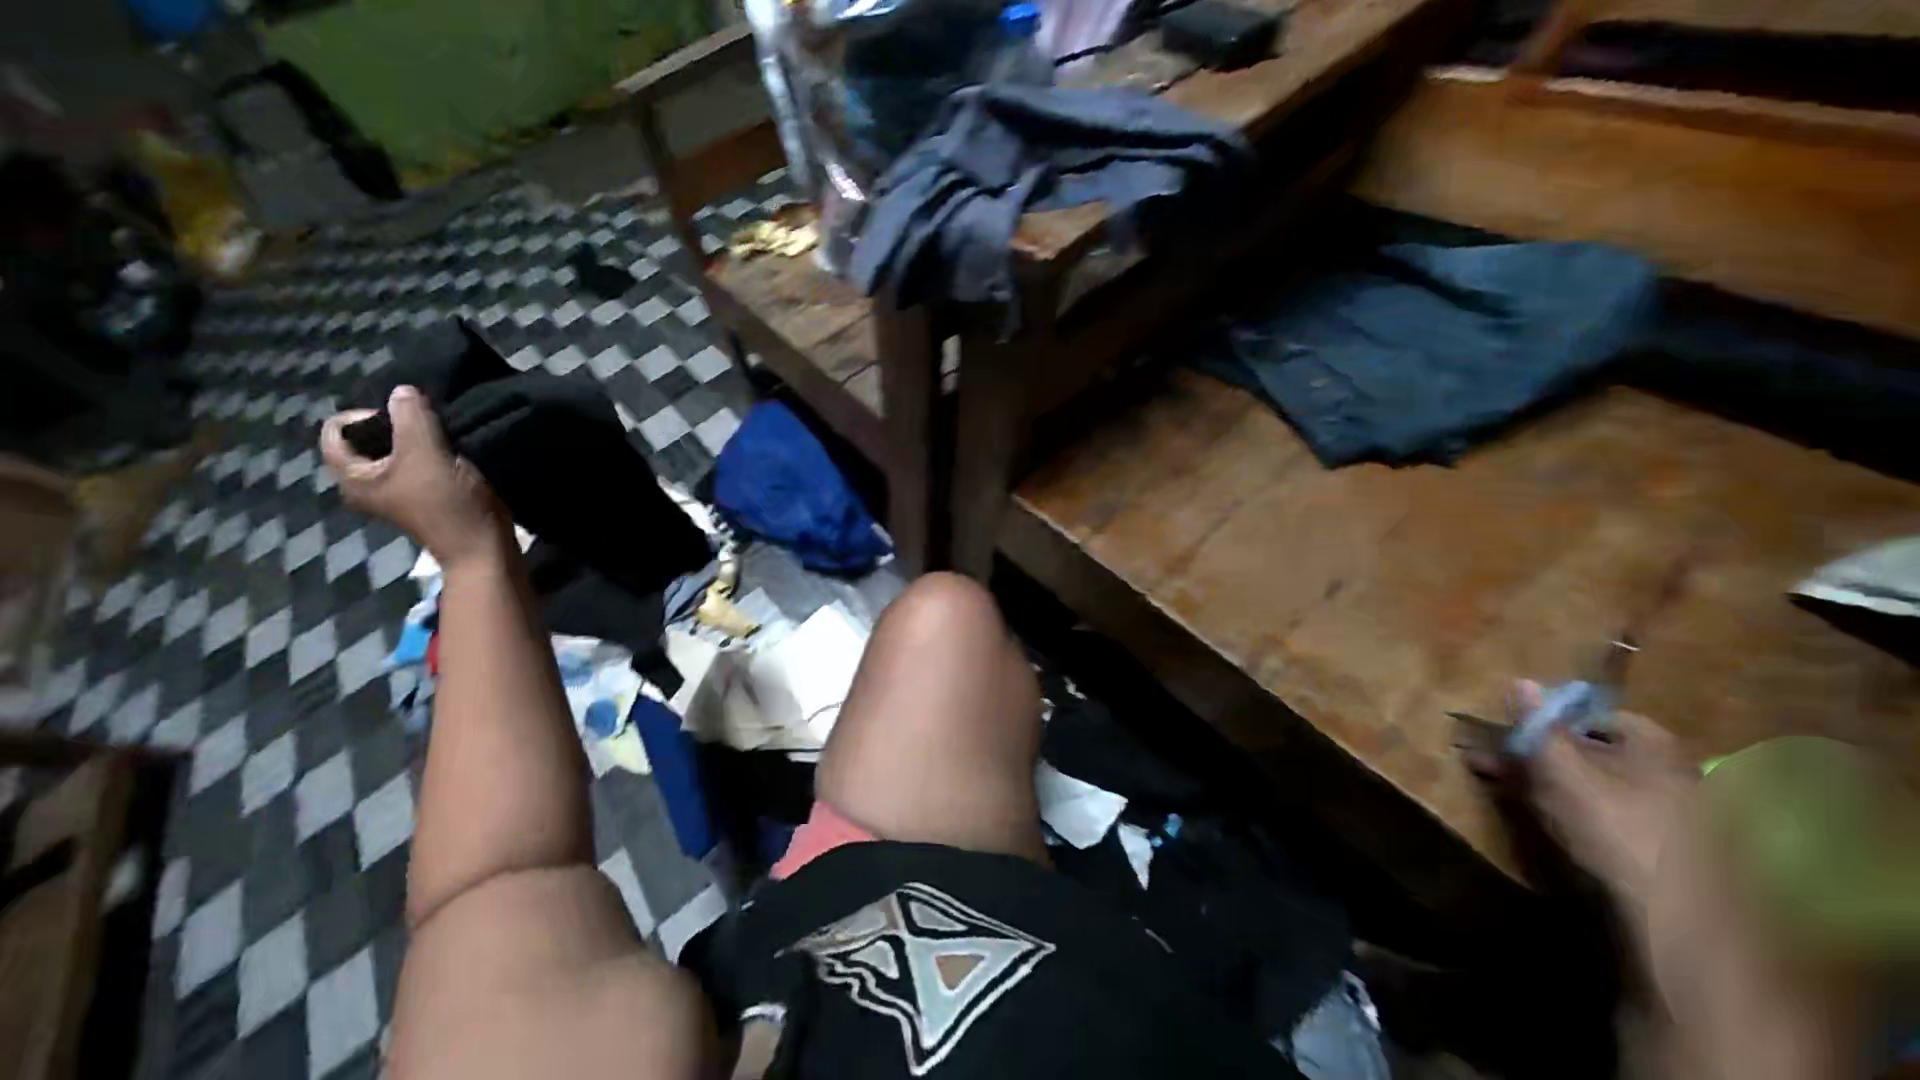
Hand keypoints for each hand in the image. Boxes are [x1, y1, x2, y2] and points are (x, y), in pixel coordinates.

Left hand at [319, 385, 506, 571]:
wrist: (484, 545)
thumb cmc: (449, 502)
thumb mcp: (427, 453)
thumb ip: (411, 416)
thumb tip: (402, 391)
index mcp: (353, 476)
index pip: (336, 430)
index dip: (366, 415)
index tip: (405, 419)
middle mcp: (367, 484)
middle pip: (369, 439)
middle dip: (397, 426)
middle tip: (429, 427)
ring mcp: (397, 492)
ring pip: (397, 451)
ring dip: (420, 440)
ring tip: (446, 439)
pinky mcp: (424, 497)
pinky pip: (419, 464)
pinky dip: (433, 455)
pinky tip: (456, 456)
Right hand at [1510, 681, 1700, 908]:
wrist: (1677, 918)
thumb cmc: (1614, 825)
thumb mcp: (1560, 768)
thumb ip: (1538, 726)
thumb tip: (1519, 679)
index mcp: (1653, 743)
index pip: (1591, 715)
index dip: (1546, 722)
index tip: (1509, 736)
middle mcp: (1671, 770)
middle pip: (1591, 750)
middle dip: (1538, 755)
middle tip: (1492, 765)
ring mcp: (1676, 814)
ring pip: (1597, 785)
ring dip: (1549, 784)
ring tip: (1509, 795)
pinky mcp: (1670, 850)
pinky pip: (1613, 815)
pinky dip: (1577, 813)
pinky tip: (1551, 826)